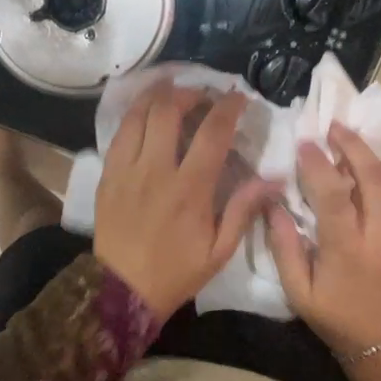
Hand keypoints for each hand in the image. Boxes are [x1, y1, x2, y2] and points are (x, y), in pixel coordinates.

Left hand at [94, 86, 279, 319]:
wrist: (121, 290)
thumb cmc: (176, 273)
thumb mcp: (219, 251)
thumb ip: (243, 210)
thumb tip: (274, 179)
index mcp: (189, 190)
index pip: (212, 132)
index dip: (228, 107)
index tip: (238, 97)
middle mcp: (155, 171)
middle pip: (168, 110)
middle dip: (189, 93)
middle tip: (202, 94)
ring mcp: (126, 170)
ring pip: (138, 115)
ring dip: (157, 95)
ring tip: (172, 90)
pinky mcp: (107, 175)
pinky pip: (119, 133)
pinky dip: (134, 115)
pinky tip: (145, 113)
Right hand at [267, 123, 380, 357]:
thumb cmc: (334, 318)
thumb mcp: (298, 291)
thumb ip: (283, 246)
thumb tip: (272, 204)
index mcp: (348, 249)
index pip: (335, 195)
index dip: (319, 165)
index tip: (304, 144)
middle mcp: (379, 235)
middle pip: (373, 177)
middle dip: (353, 146)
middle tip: (332, 128)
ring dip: (370, 156)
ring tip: (347, 143)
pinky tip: (364, 169)